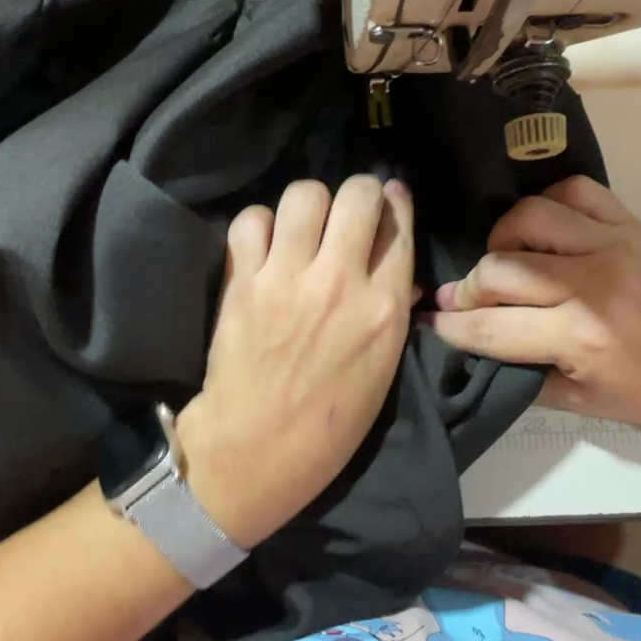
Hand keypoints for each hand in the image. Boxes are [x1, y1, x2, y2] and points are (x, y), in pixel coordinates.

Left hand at [178, 175, 416, 546]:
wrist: (256, 449)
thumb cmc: (329, 424)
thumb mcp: (381, 369)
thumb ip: (390, 311)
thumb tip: (393, 271)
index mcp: (385, 308)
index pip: (398, 226)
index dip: (394, 204)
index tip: (387, 200)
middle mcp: (340, 282)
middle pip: (356, 194)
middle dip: (357, 191)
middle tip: (346, 209)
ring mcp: (287, 279)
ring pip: (303, 195)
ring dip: (308, 204)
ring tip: (302, 225)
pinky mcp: (243, 283)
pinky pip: (250, 221)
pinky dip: (258, 225)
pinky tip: (263, 244)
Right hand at [428, 176, 640, 440]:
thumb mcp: (579, 400)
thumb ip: (521, 372)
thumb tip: (471, 342)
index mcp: (578, 337)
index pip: (489, 326)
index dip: (450, 326)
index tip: (433, 321)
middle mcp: (590, 284)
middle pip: (499, 269)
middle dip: (471, 288)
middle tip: (470, 300)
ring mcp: (612, 245)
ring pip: (528, 218)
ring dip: (503, 240)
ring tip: (507, 260)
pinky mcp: (630, 224)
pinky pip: (574, 192)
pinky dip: (548, 205)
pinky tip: (543, 231)